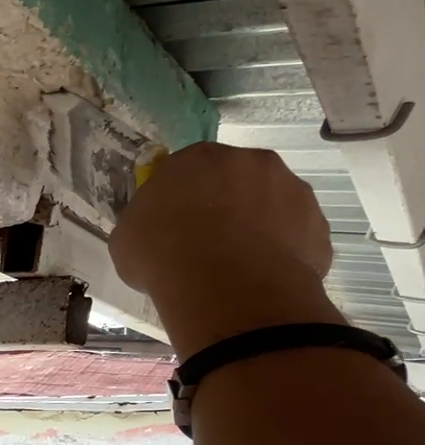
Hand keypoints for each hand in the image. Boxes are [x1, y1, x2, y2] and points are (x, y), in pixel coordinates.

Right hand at [108, 142, 342, 356]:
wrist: (226, 284)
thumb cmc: (160, 253)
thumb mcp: (127, 235)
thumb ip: (147, 217)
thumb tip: (160, 221)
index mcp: (197, 159)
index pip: (185, 166)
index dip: (176, 192)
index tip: (167, 216)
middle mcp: (252, 161)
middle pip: (233, 176)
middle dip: (220, 200)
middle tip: (198, 236)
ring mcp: (293, 188)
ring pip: (268, 201)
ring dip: (251, 222)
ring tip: (227, 259)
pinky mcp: (317, 220)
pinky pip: (290, 230)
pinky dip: (274, 246)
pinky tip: (251, 271)